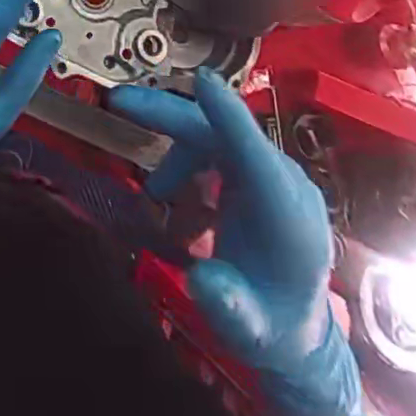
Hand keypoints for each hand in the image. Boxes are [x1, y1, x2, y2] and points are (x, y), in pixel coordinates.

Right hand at [109, 69, 361, 415]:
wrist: (297, 334)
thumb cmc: (273, 330)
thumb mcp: (249, 330)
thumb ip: (228, 305)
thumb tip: (200, 277)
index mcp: (287, 214)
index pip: (256, 153)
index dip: (227, 115)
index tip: (201, 80)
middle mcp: (282, 183)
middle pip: (222, 132)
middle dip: (169, 115)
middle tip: (118, 102)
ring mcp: (270, 176)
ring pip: (214, 136)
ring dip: (173, 149)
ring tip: (153, 192)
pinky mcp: (256, 177)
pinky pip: (215, 151)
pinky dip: (184, 164)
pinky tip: (169, 195)